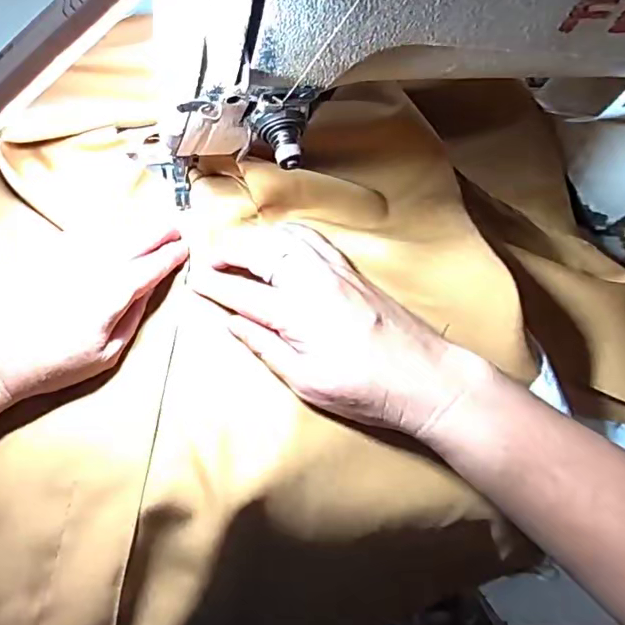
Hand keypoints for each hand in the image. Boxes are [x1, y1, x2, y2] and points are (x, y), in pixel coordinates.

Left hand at [0, 218, 187, 405]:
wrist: (2, 352)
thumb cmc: (56, 362)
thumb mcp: (107, 354)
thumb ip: (132, 318)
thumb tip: (147, 292)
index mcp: (113, 293)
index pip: (151, 267)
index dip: (170, 256)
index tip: (184, 248)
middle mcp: (96, 268)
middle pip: (134, 241)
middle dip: (158, 232)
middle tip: (175, 228)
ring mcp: (73, 258)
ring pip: (113, 234)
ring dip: (136, 229)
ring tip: (152, 228)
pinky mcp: (54, 256)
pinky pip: (87, 235)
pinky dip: (107, 230)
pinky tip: (114, 230)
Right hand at [187, 222, 502, 442]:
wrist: (428, 378)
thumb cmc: (368, 389)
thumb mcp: (306, 380)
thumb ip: (264, 346)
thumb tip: (234, 324)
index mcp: (296, 311)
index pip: (240, 291)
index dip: (213, 285)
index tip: (195, 280)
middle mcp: (312, 279)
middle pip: (257, 251)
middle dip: (226, 252)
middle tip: (209, 262)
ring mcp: (333, 269)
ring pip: (282, 237)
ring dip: (255, 241)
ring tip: (239, 253)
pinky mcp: (349, 268)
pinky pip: (308, 236)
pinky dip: (284, 235)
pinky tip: (279, 245)